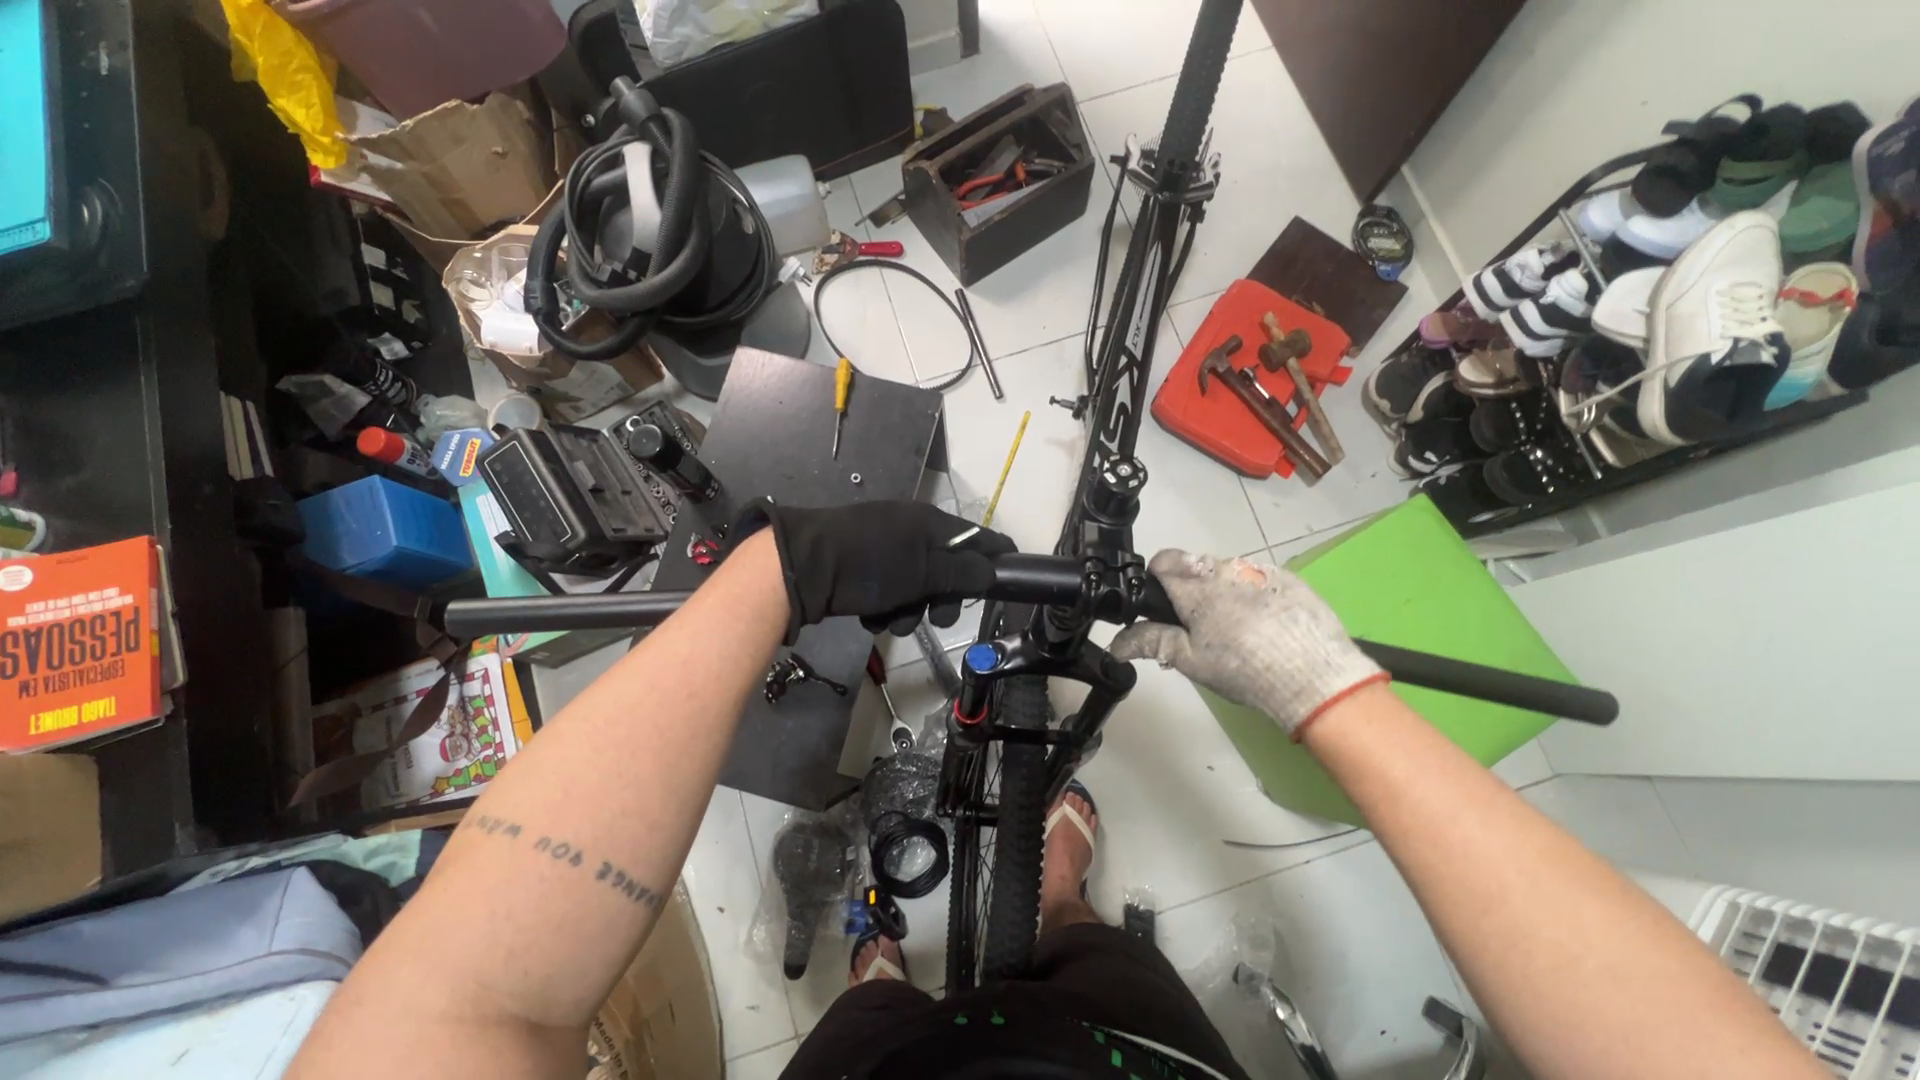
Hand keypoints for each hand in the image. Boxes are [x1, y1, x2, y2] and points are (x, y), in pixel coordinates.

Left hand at [733, 500, 1015, 639]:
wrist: (802, 567)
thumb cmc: (870, 565)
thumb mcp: (924, 572)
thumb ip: (962, 573)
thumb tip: (993, 569)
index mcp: (929, 522)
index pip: (976, 537)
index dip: (996, 557)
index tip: (1011, 577)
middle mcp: (908, 529)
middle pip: (945, 568)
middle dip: (941, 599)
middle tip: (936, 618)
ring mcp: (882, 546)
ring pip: (914, 586)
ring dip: (908, 609)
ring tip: (890, 620)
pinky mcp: (858, 566)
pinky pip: (887, 590)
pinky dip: (884, 607)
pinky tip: (870, 617)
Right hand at [1110, 549, 1385, 737]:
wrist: (1315, 677)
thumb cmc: (1244, 670)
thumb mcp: (1191, 661)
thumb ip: (1151, 642)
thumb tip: (1116, 643)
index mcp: (1196, 585)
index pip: (1163, 561)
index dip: (1157, 580)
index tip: (1164, 608)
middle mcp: (1226, 568)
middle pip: (1197, 568)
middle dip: (1193, 591)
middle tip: (1202, 629)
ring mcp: (1261, 570)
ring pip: (1229, 574)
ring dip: (1225, 593)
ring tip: (1240, 632)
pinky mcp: (1290, 579)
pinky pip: (1260, 580)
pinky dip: (1255, 597)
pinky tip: (1268, 628)